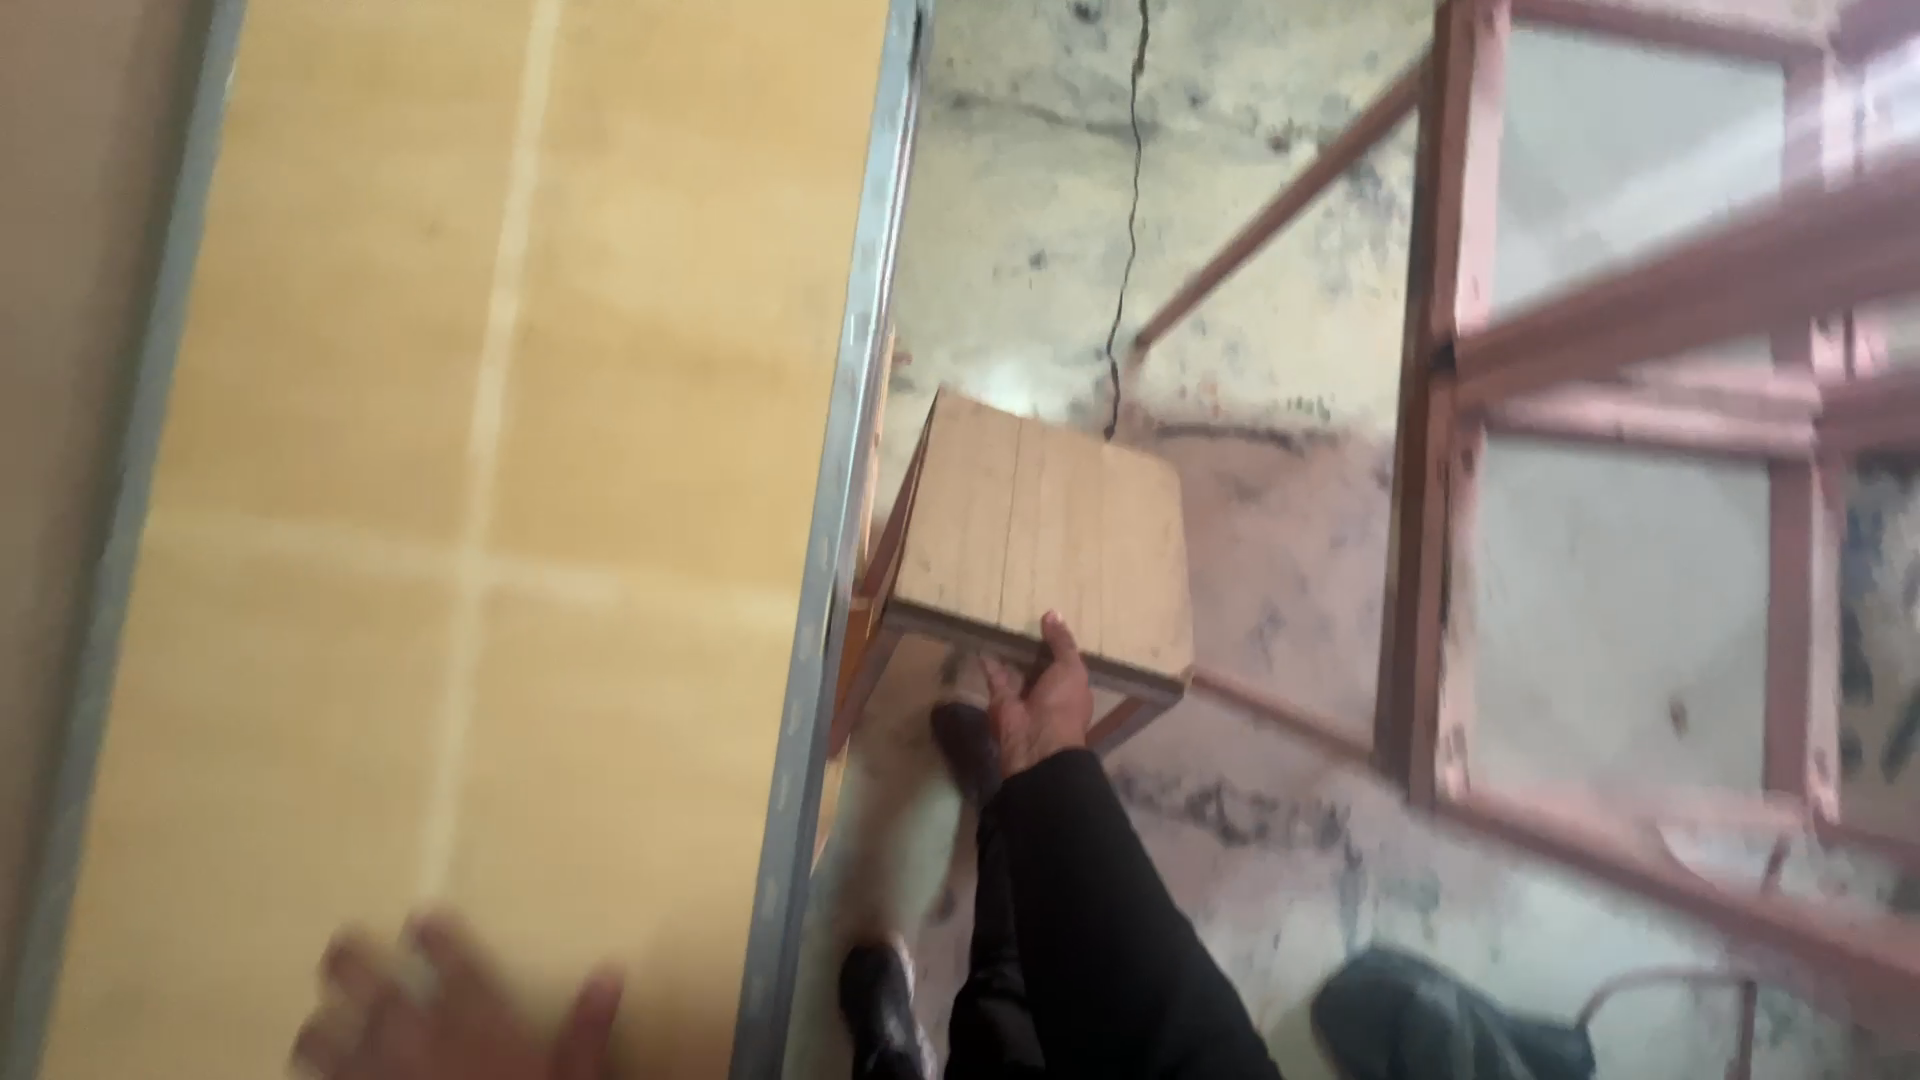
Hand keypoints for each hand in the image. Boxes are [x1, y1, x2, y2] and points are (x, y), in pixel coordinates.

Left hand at [292, 912, 622, 1079]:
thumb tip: (611, 972)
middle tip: (341, 943)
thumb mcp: (575, 1079)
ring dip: (322, 1026)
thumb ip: (588, 1029)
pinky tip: (322, 1079)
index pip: (456, 969)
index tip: (422, 918)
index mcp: (478, 1028)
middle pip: (375, 993)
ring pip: (326, 1042)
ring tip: (322, 1019)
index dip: (437, 939)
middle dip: (353, 963)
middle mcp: (419, 1045)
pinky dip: (316, 1078)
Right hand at [981, 611, 1094, 775]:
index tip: (1047, 620)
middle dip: (1032, 646)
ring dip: (1010, 652)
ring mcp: (1023, 697)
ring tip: (1003, 624)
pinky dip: (988, 661)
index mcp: (1071, 687)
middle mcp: (1048, 692)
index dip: (1058, 643)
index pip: (1065, 661)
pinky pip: (995, 675)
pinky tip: (983, 640)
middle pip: (1039, 665)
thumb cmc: (1063, 702)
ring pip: (1016, 669)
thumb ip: (1062, 642)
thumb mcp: (1071, 668)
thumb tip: (1053, 613)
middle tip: (1022, 618)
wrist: (1036, 742)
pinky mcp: (1001, 699)